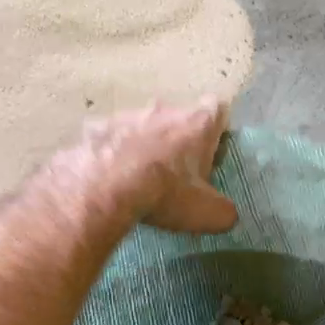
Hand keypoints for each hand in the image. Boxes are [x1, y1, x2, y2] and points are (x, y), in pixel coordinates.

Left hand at [59, 98, 237, 233]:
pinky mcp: (97, 126)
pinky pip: (110, 137)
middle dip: (178, 139)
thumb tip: (226, 214)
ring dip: (144, 144)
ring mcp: (128, 115)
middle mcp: (165, 110)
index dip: (216, 129)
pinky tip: (108, 177)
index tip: (211, 151)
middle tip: (175, 172)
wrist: (106, 187)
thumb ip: (223, 211)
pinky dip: (112, 152)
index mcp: (197, 124)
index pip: (218, 110)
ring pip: (142, 125)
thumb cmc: (166, 193)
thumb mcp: (208, 213)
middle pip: (178, 118)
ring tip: (137, 177)